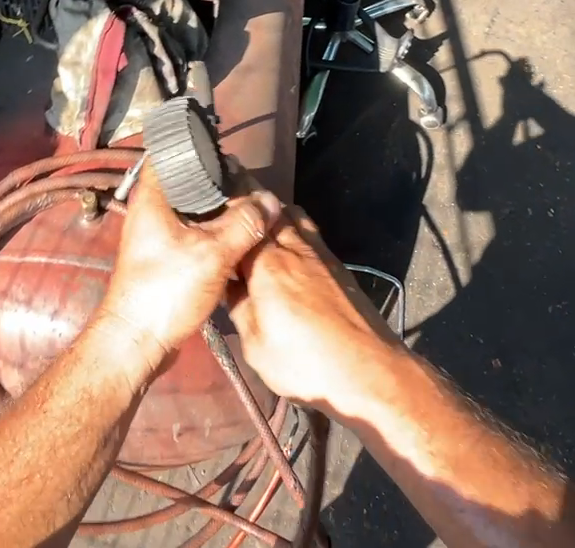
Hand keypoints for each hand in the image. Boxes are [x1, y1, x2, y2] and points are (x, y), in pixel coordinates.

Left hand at [92, 164, 280, 382]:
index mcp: (152, 197)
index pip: (169, 153)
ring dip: (216, 208)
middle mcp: (150, 210)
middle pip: (185, 182)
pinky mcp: (165, 257)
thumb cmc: (166, 290)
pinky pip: (192, 232)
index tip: (225, 147)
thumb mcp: (213, 254)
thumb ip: (244, 224)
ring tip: (247, 204)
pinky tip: (236, 235)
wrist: (136, 343)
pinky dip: (212, 230)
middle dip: (216, 180)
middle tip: (247, 179)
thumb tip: (270, 201)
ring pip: (191, 210)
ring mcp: (156, 235)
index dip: (196, 146)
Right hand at [227, 207, 404, 415]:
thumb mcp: (255, 345)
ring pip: (291, 214)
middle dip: (246, 204)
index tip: (205, 215)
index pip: (239, 223)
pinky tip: (285, 246)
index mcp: (267, 265)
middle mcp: (293, 248)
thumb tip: (228, 286)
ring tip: (254, 224)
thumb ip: (239, 308)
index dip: (220, 215)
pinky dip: (292, 225)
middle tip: (226, 211)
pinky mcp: (336, 264)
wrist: (368, 371)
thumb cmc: (305, 363)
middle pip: (267, 209)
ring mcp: (319, 253)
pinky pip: (308, 231)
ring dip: (272, 212)